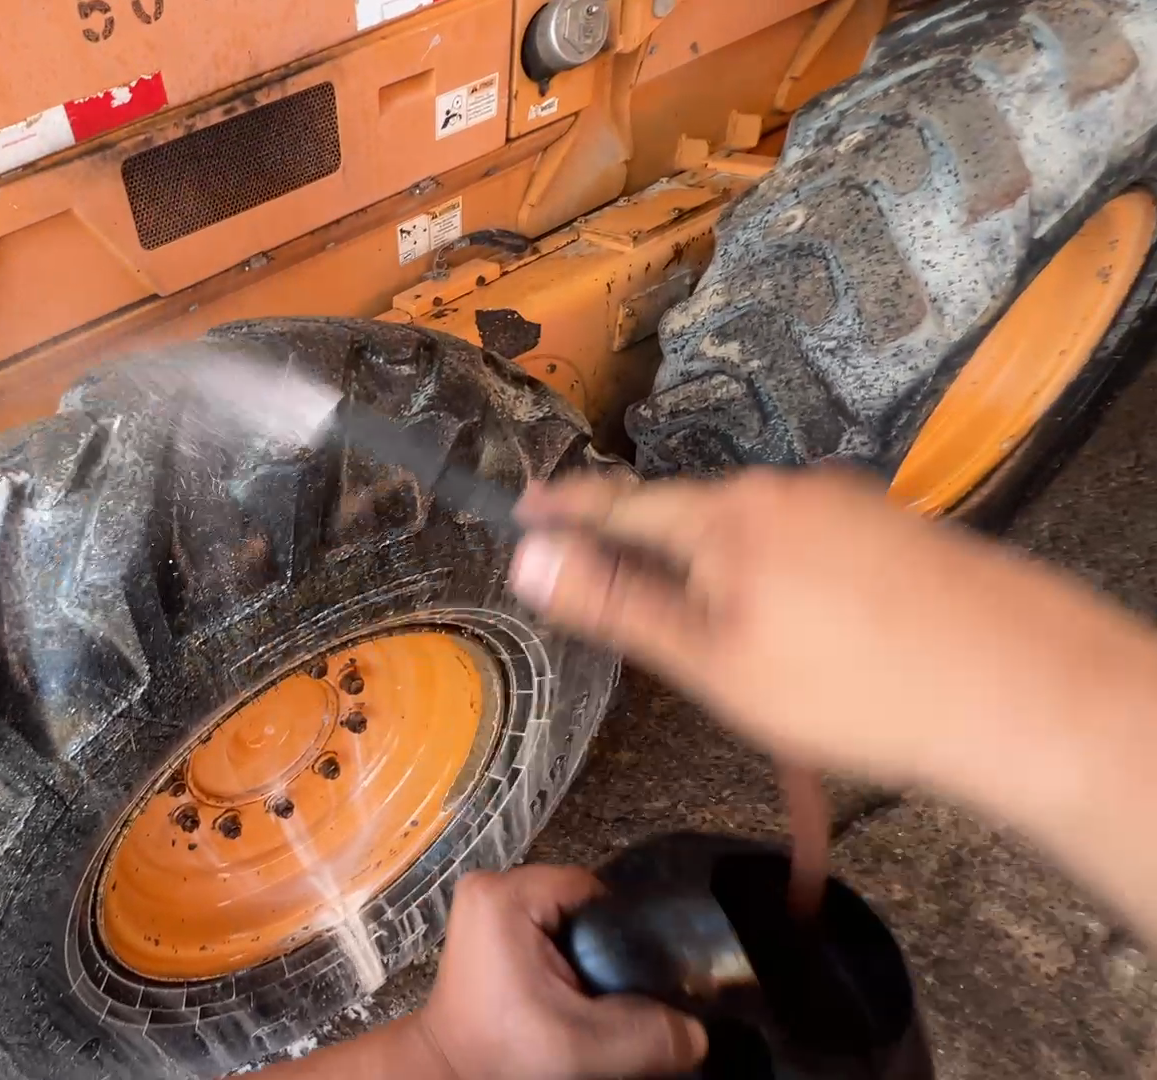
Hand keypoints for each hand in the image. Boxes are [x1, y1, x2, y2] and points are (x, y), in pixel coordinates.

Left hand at [254, 866, 704, 1079]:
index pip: (587, 888)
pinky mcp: (485, 927)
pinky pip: (541, 931)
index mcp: (503, 894)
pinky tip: (576, 995)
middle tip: (627, 991)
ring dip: (583, 957)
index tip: (646, 969)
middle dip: (604, 946)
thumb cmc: (506, 1053)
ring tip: (601, 997)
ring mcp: (483, 904)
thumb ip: (650, 1033)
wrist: (455, 1072)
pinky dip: (562, 960)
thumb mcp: (586, 1047)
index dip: (624, 925)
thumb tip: (696, 1028)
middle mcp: (489, 885)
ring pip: (561, 919)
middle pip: (575, 902)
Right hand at [505, 468, 1156, 939]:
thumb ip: (611, 604)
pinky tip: (789, 616)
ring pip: (738, 526)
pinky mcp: (889, 523)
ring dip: (703, 560)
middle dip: (639, 546)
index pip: (617, 504)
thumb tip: (528, 559)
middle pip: (679, 514)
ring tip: (709, 622)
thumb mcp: (707, 659)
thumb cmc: (855, 691)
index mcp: (724, 518)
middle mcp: (781, 491)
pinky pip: (792, 533)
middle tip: (619, 598)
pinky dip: (760, 563)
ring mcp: (842, 501)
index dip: (564, 508)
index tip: (525, 504)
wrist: (1049, 705)